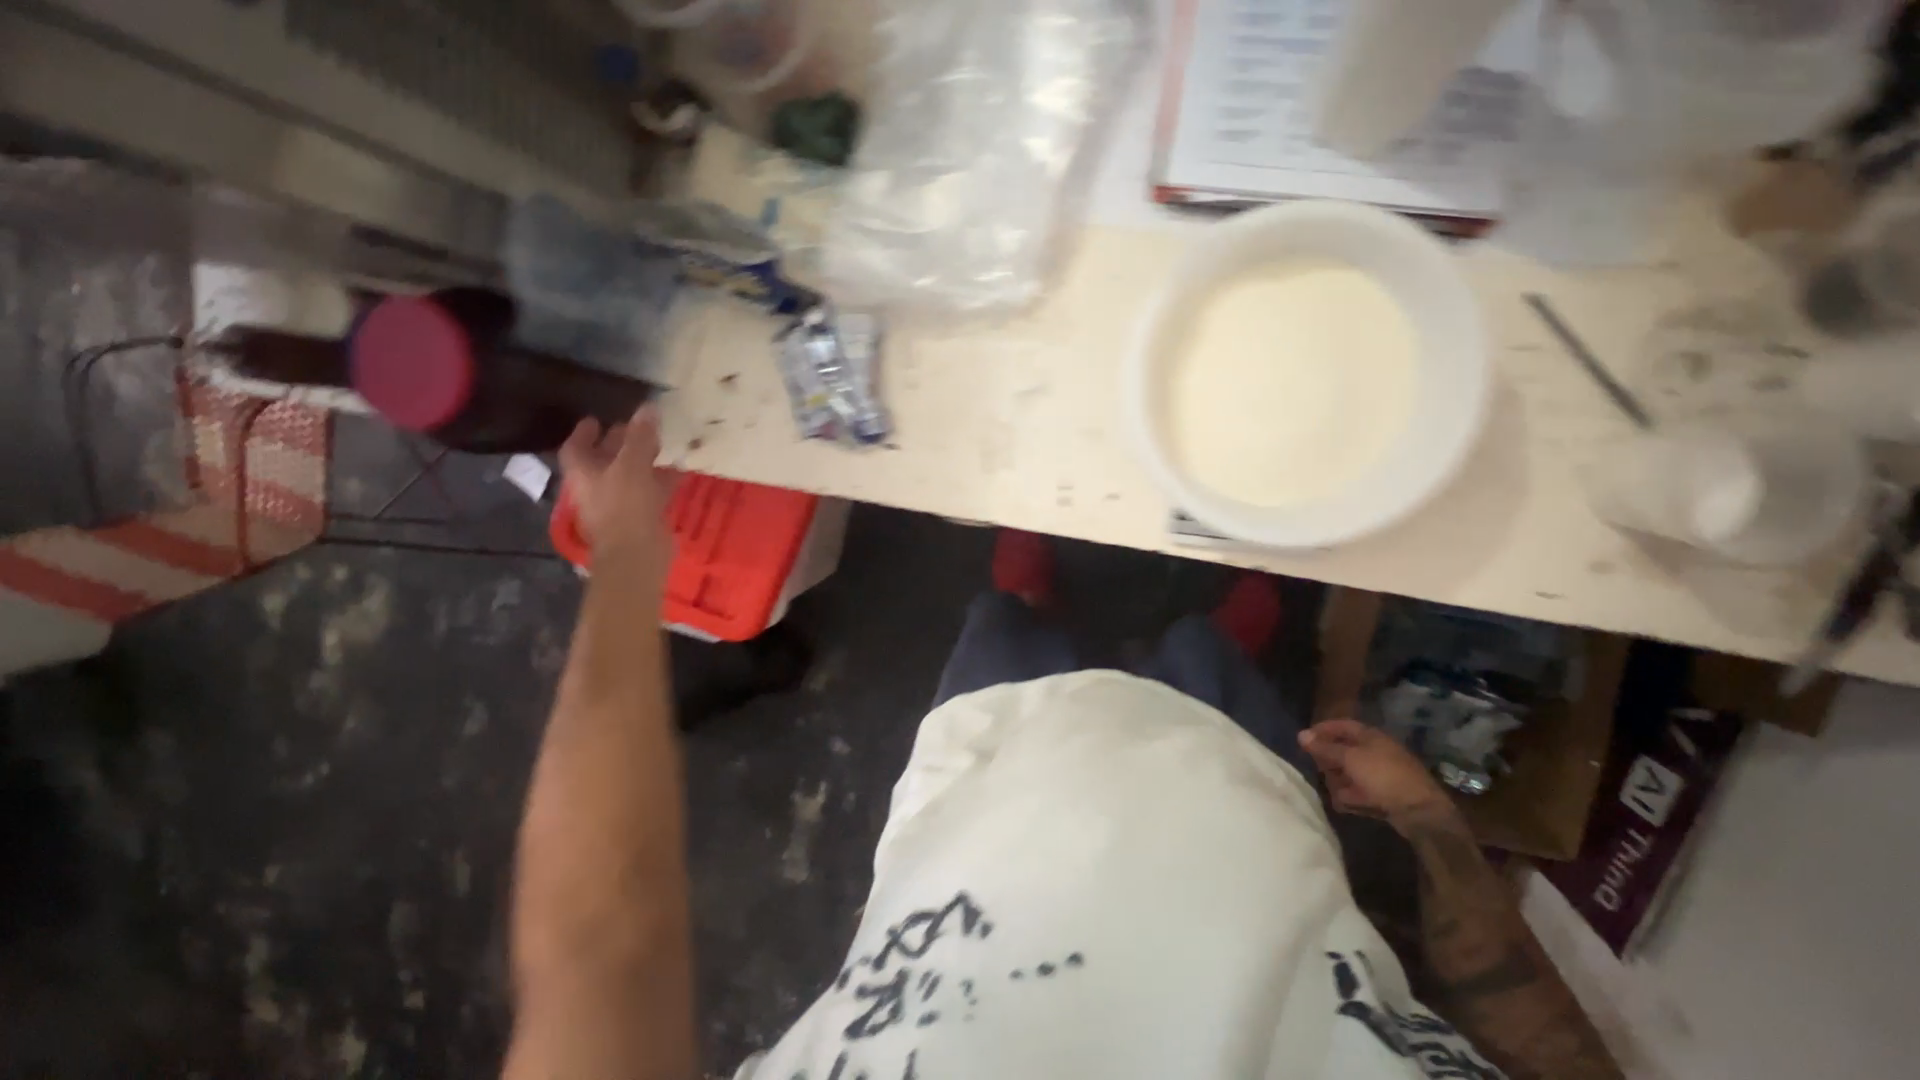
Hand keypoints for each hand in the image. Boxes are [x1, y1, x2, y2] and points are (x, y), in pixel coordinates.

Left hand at [559, 404, 674, 578]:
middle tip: (636, 426)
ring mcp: (620, 504)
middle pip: (604, 461)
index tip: (596, 419)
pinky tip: (680, 469)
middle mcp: (597, 488)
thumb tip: (648, 407)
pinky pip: (651, 492)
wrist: (638, 554)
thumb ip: (640, 436)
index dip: (584, 432)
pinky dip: (662, 480)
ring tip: (661, 443)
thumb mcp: (632, 464)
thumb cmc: (625, 506)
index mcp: (584, 474)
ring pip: (630, 476)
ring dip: (643, 460)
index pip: (576, 448)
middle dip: (618, 443)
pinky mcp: (642, 517)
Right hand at [1298, 718, 1452, 825]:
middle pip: (1341, 751)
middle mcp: (1374, 751)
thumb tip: (1301, 734)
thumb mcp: (1350, 758)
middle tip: (1324, 772)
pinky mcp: (1381, 793)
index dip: (1322, 730)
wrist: (1419, 810)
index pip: (1341, 725)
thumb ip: (1324, 747)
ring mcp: (1378, 773)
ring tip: (1343, 793)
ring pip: (1348, 774)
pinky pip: (1358, 791)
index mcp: (1370, 736)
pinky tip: (1352, 804)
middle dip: (1331, 763)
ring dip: (1341, 783)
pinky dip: (1353, 797)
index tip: (1303, 740)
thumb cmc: (1383, 776)